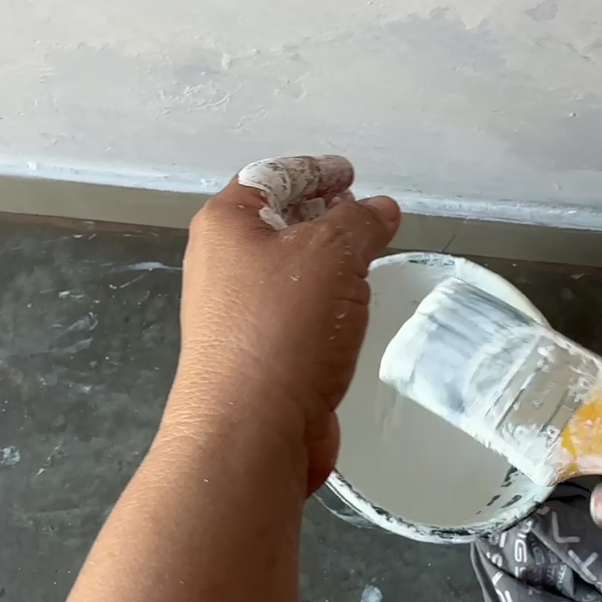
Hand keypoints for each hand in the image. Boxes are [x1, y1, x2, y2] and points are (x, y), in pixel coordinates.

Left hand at [167, 156, 400, 492]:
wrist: (250, 431)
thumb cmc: (284, 325)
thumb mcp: (332, 255)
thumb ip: (361, 222)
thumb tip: (380, 208)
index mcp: (226, 224)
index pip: (271, 176)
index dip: (314, 170)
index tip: (351, 175)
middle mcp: (221, 261)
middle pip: (276, 220)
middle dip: (322, 213)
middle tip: (363, 214)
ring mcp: (234, 309)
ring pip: (287, 266)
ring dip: (325, 258)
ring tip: (364, 257)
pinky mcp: (253, 349)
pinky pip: (292, 307)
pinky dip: (322, 298)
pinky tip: (350, 307)